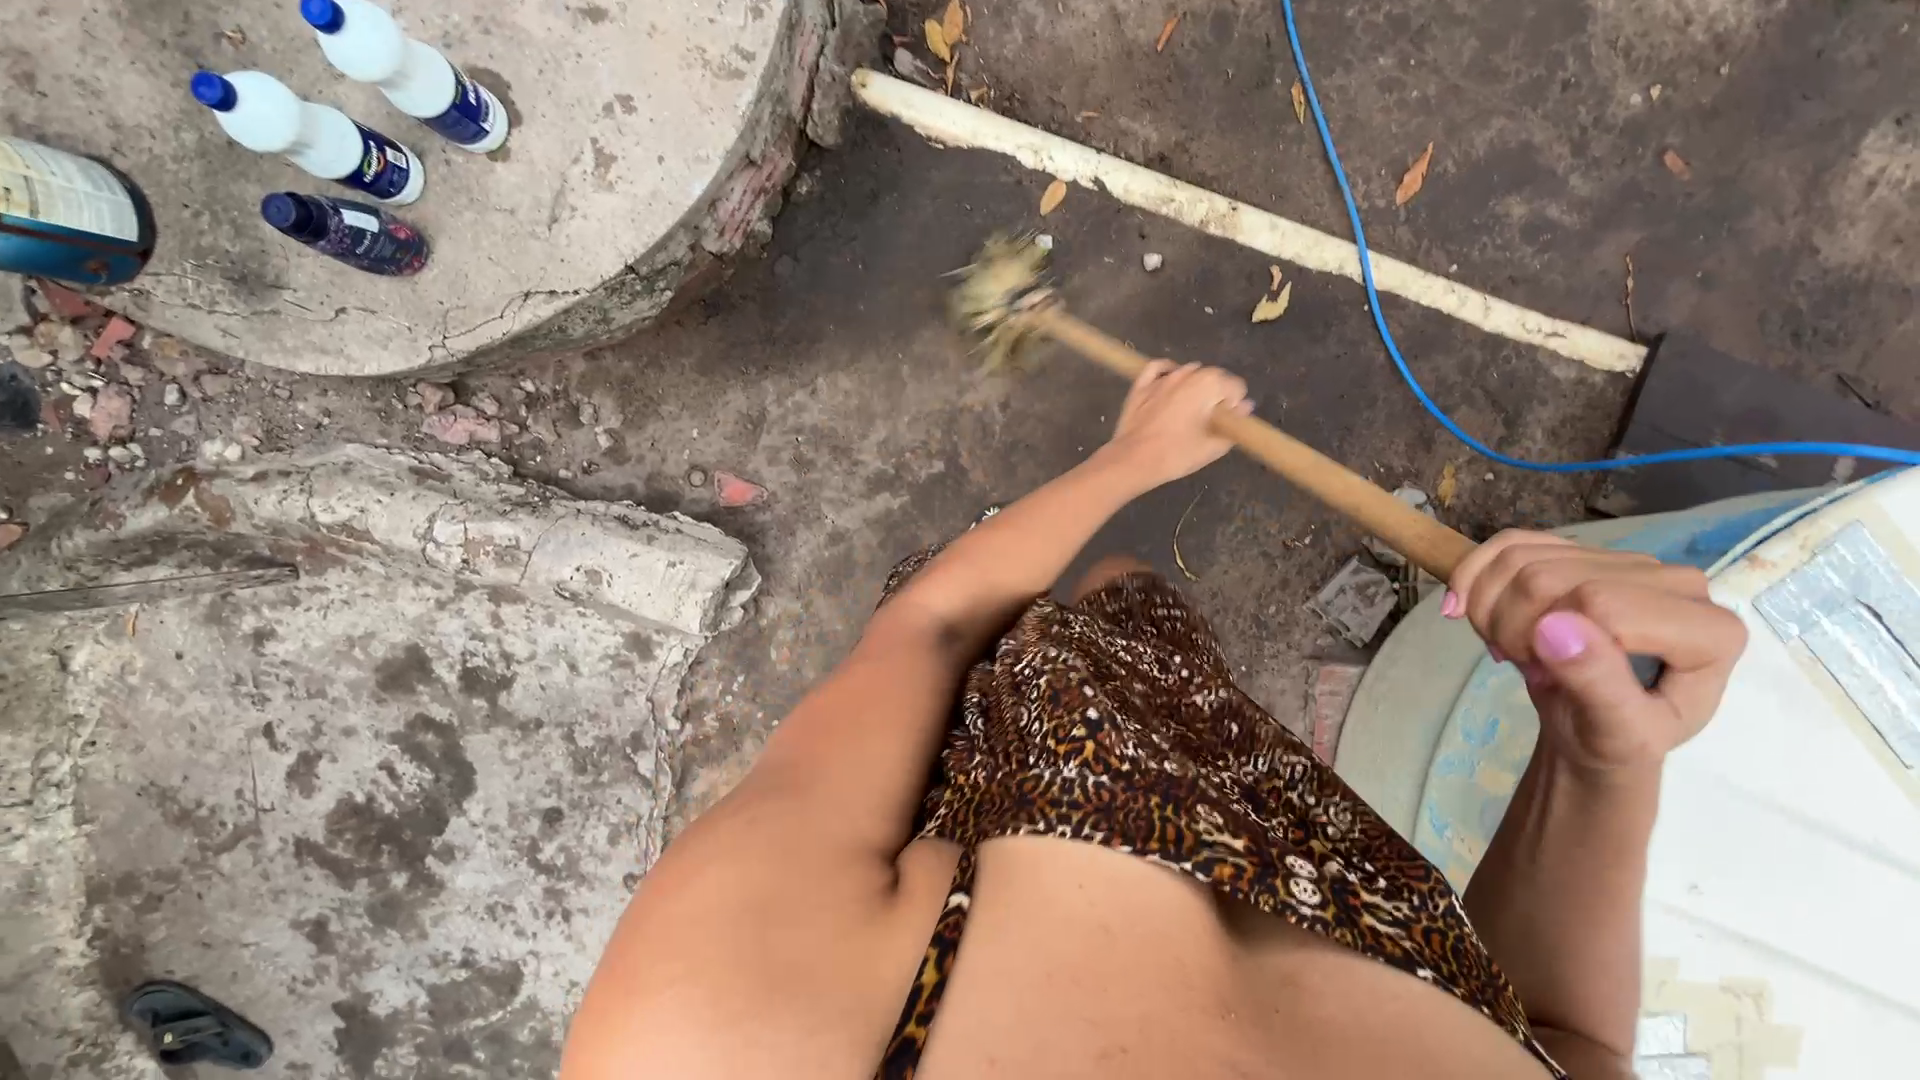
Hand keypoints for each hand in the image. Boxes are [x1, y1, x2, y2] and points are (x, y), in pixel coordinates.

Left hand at [1096, 361, 1250, 490]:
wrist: (1134, 460)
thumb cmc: (1178, 453)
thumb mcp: (1215, 445)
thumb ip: (1235, 422)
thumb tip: (1245, 405)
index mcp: (1211, 383)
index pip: (1237, 387)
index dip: (1234, 407)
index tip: (1224, 424)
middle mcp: (1188, 373)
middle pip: (1213, 379)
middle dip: (1214, 396)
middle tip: (1206, 423)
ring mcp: (1162, 377)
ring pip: (1188, 373)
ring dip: (1193, 388)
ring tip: (1187, 412)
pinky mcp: (1141, 385)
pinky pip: (1157, 369)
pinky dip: (1167, 372)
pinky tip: (1170, 383)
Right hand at [1444, 531, 1747, 778]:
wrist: (1591, 726)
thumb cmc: (1614, 740)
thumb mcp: (1618, 734)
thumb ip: (1598, 685)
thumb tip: (1553, 627)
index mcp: (1708, 629)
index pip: (1600, 601)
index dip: (1547, 638)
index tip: (1543, 676)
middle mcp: (1676, 584)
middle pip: (1549, 577)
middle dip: (1510, 627)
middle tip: (1521, 664)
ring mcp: (1625, 562)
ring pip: (1520, 559)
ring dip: (1487, 608)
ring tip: (1509, 646)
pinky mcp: (1583, 553)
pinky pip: (1508, 543)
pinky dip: (1471, 577)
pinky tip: (1465, 607)